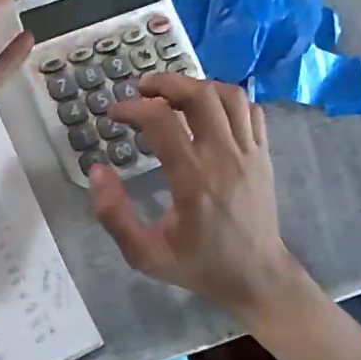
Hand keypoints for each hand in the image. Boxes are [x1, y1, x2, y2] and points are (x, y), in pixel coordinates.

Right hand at [89, 74, 313, 318]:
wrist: (256, 277)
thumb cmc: (198, 265)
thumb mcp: (144, 254)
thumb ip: (114, 215)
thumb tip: (97, 171)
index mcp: (193, 179)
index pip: (161, 120)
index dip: (132, 108)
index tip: (115, 114)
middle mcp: (225, 157)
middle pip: (199, 94)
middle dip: (166, 82)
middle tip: (143, 91)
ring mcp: (250, 153)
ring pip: (229, 95)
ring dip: (198, 86)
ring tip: (175, 96)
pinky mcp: (264, 154)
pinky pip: (251, 110)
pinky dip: (227, 101)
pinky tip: (209, 113)